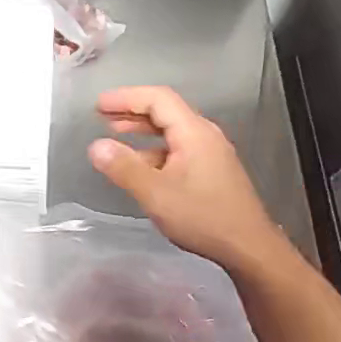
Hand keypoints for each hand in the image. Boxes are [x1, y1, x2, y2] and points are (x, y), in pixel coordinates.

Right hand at [88, 86, 288, 271]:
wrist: (245, 244)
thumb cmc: (200, 216)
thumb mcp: (155, 193)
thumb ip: (124, 168)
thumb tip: (95, 146)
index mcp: (193, 132)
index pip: (158, 99)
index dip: (126, 98)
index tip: (98, 104)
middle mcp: (204, 135)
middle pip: (165, 112)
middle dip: (132, 111)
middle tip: (101, 116)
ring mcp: (209, 153)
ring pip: (171, 133)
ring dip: (142, 132)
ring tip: (115, 137)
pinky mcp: (210, 171)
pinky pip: (177, 150)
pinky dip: (153, 151)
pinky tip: (139, 166)